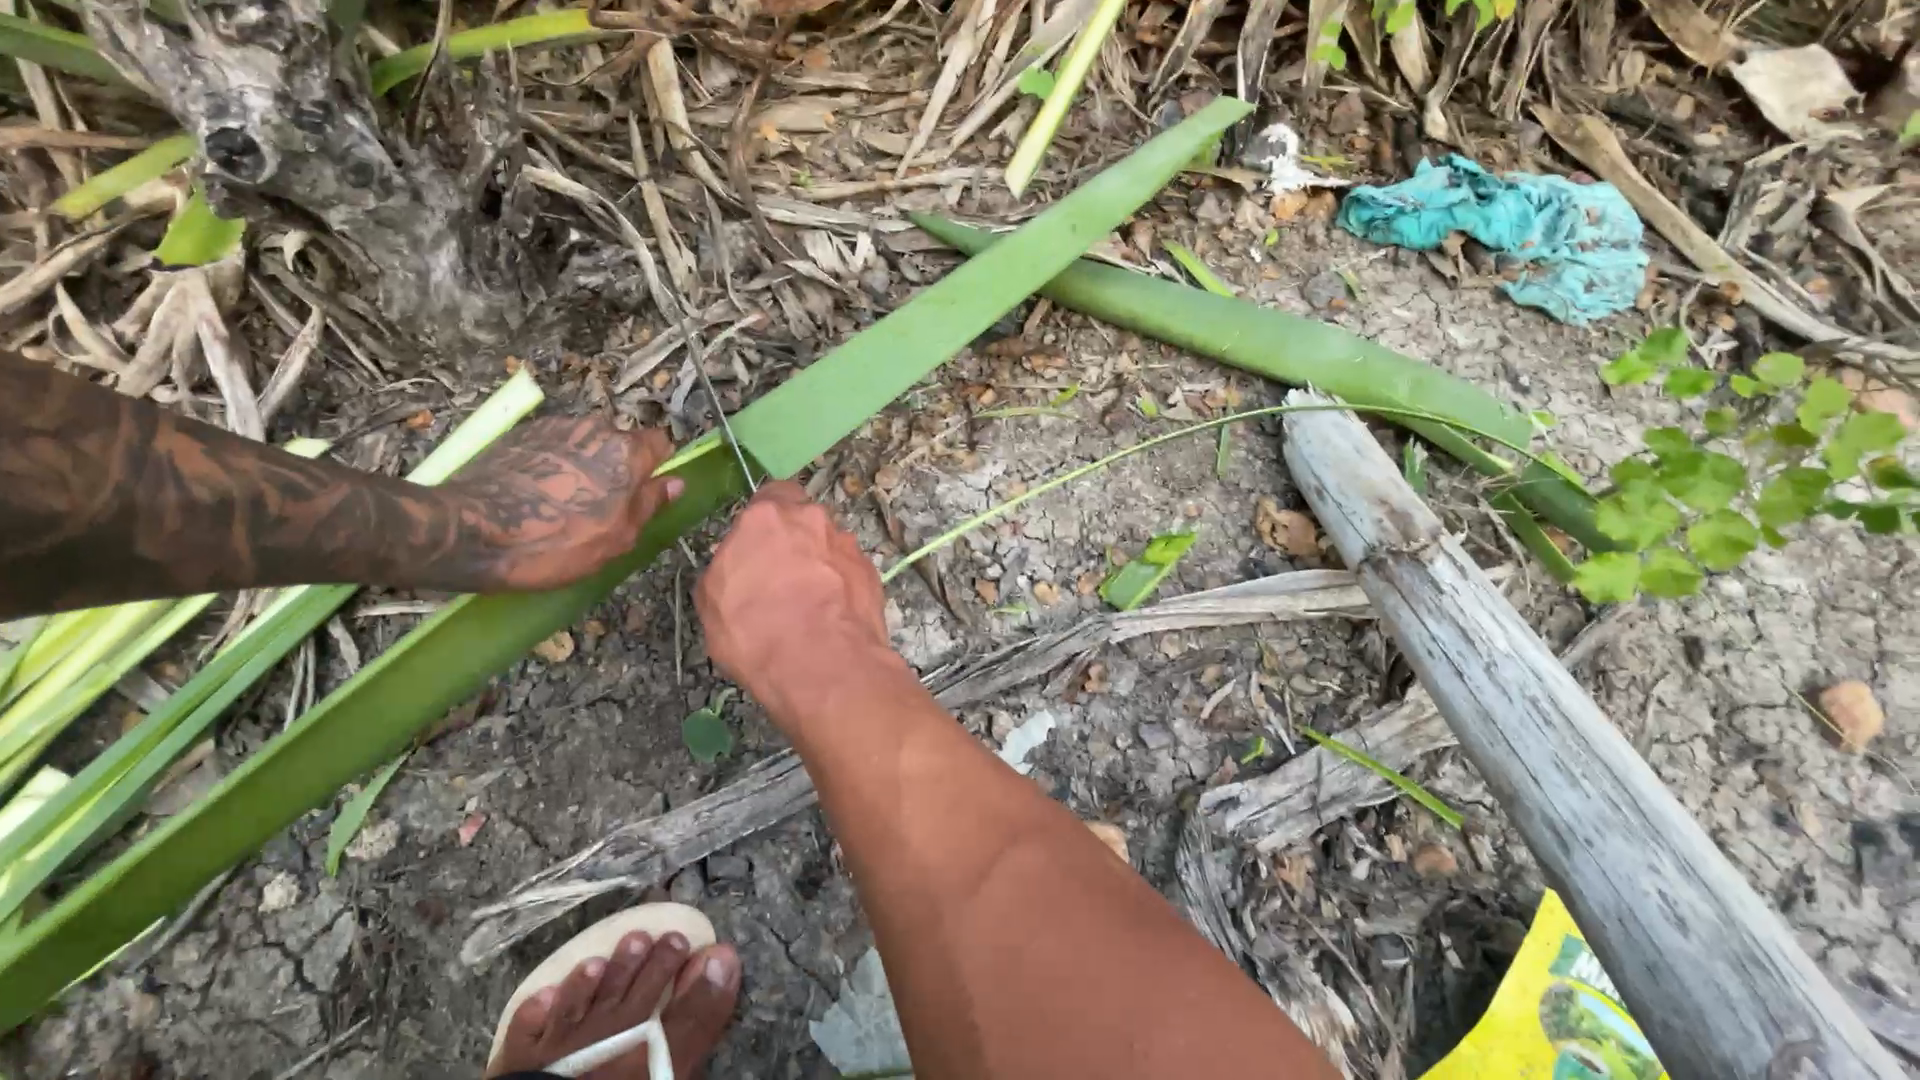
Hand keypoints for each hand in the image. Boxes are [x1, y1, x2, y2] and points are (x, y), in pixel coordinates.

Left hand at [446, 417, 681, 590]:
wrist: (470, 530)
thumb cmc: (556, 542)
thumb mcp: (618, 537)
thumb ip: (650, 504)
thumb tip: (675, 483)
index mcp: (626, 452)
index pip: (660, 443)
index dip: (656, 467)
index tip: (645, 492)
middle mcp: (595, 428)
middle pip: (620, 443)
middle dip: (617, 467)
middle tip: (602, 506)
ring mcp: (555, 427)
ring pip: (585, 444)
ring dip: (584, 465)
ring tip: (563, 502)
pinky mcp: (520, 434)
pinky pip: (553, 446)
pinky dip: (553, 464)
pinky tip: (536, 494)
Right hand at [695, 481, 891, 718]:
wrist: (824, 666)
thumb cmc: (756, 632)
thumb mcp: (711, 603)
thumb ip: (724, 568)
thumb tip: (735, 564)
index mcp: (766, 517)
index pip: (769, 496)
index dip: (766, 519)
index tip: (759, 544)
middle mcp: (812, 520)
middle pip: (802, 520)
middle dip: (794, 541)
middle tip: (782, 576)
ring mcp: (847, 544)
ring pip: (829, 545)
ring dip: (820, 564)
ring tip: (811, 602)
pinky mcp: (872, 572)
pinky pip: (849, 571)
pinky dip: (842, 586)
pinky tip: (833, 614)